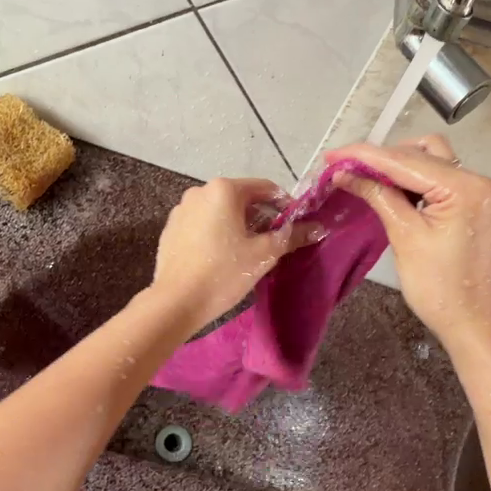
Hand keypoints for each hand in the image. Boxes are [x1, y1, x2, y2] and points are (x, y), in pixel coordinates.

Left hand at [149, 177, 322, 332]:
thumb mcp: (264, 254)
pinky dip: (216, 234)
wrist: (176, 302)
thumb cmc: (224, 274)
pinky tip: (222, 257)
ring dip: (238, 226)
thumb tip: (319, 227)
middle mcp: (200, 191)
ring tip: (248, 252)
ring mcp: (181, 209)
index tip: (295, 226)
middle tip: (273, 243)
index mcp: (224, 189)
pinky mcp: (171, 229)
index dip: (285, 205)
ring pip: (220, 212)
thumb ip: (292, 236)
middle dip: (261, 217)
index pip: (265, 188)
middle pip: (241, 199)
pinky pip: (202, 224)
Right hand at [326, 135, 490, 347]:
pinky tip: (384, 187)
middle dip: (379, 158)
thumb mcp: (404, 235)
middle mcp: (473, 178)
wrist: (469, 318)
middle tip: (343, 169)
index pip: (405, 160)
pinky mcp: (467, 201)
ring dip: (394, 165)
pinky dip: (408, 178)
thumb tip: (344, 173)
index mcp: (463, 186)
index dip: (364, 155)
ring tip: (361, 177)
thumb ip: (377, 195)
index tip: (331, 155)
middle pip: (419, 152)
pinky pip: (434, 177)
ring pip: (427, 159)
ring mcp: (473, 189)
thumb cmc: (437, 285)